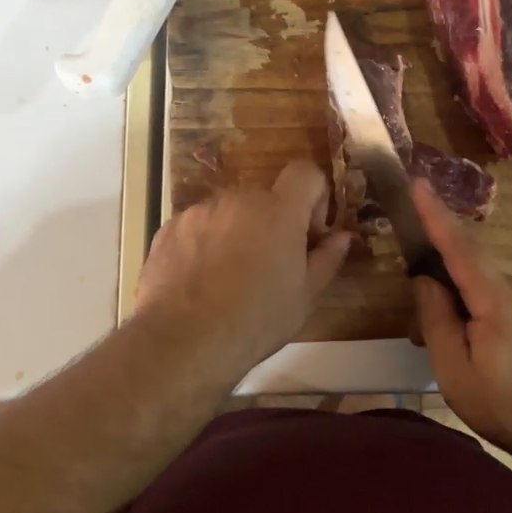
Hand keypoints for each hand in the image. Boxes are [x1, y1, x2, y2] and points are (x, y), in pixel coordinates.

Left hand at [134, 160, 352, 375]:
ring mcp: (200, 211)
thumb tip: (342, 236)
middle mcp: (239, 199)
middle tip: (270, 264)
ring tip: (229, 277)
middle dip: (273, 221)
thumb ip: (327, 258)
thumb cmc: (256, 319)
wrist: (184, 340)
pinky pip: (198, 227)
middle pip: (265, 196)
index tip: (309, 233)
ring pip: (229, 212)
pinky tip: (201, 281)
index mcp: (280, 210)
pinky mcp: (169, 228)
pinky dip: (205, 244)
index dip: (314, 196)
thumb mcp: (305, 296)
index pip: (305, 172)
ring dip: (237, 231)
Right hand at [410, 182, 511, 457]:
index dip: (435, 216)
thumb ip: (437, 320)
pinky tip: (485, 358)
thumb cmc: (510, 408)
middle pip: (470, 270)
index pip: (459, 247)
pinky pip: (503, 302)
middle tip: (427, 333)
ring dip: (465, 309)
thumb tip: (425, 280)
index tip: (418, 183)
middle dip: (443, 287)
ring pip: (486, 290)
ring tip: (461, 358)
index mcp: (497, 299)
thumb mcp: (456, 372)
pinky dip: (483, 317)